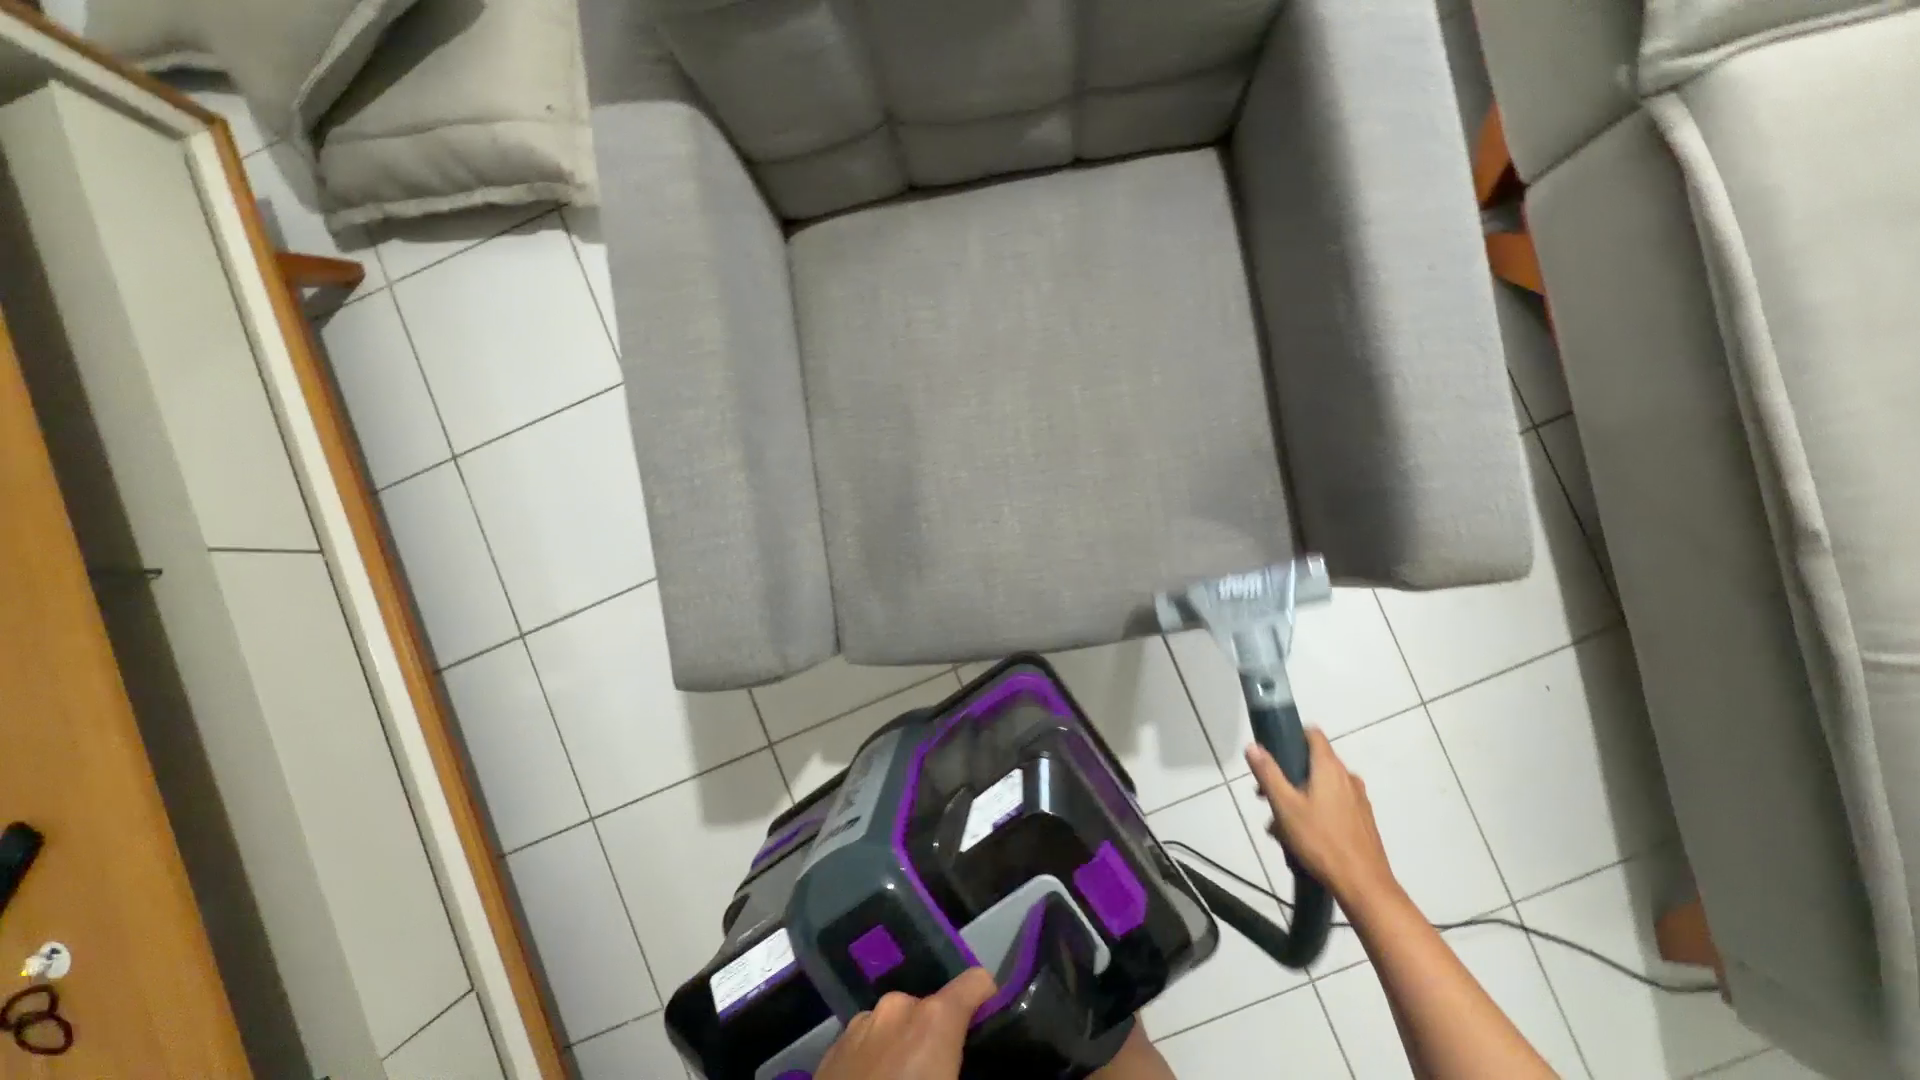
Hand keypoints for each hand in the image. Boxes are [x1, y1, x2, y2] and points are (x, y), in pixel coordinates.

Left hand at [816, 968, 997, 1079]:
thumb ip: (964, 1065)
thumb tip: (955, 1065)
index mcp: (934, 1017)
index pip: (977, 981)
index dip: (988, 1004)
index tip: (988, 1034)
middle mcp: (897, 1007)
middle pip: (934, 1009)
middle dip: (942, 1038)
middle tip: (943, 1076)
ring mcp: (860, 1023)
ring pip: (899, 1025)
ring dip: (908, 1049)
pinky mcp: (833, 1047)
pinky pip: (870, 1040)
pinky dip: (879, 1059)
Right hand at [1246, 729, 1400, 907]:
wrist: (1363, 883)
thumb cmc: (1320, 840)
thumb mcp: (1285, 806)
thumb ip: (1268, 774)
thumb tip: (1253, 746)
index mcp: (1329, 767)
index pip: (1312, 734)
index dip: (1290, 737)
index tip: (1272, 754)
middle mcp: (1347, 777)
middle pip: (1313, 763)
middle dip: (1287, 777)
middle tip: (1267, 799)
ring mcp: (1358, 799)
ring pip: (1321, 787)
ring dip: (1298, 799)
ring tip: (1281, 827)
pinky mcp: (1362, 820)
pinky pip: (1333, 805)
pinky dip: (1315, 812)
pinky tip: (1302, 839)